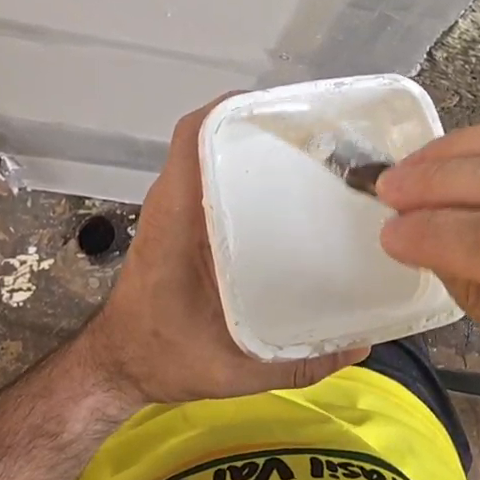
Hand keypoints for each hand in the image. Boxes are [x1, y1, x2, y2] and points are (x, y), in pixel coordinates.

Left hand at [77, 97, 368, 406]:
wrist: (119, 365)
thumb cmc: (165, 357)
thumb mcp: (235, 370)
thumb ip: (298, 362)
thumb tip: (361, 341)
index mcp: (178, 218)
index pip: (192, 136)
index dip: (233, 109)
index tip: (284, 110)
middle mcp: (174, 199)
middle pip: (209, 133)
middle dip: (261, 124)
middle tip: (319, 136)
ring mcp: (174, 204)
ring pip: (210, 150)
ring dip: (252, 143)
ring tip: (311, 154)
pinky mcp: (180, 216)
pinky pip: (210, 172)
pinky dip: (242, 167)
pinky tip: (286, 190)